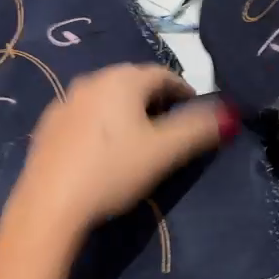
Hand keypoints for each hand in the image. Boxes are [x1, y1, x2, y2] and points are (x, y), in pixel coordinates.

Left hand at [13, 65, 238, 230]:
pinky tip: (106, 152)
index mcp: (122, 80)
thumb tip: (230, 114)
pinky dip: (104, 125)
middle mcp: (92, 80)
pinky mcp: (48, 126)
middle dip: (157, 100)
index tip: (197, 115)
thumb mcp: (165, 152)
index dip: (185, 92)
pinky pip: (87, 116)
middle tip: (172, 128)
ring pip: (108, 99)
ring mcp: (65, 102)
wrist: (50, 204)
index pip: (164, 74)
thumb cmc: (114, 171)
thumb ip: (199, 130)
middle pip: (134, 83)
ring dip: (129, 112)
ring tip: (141, 140)